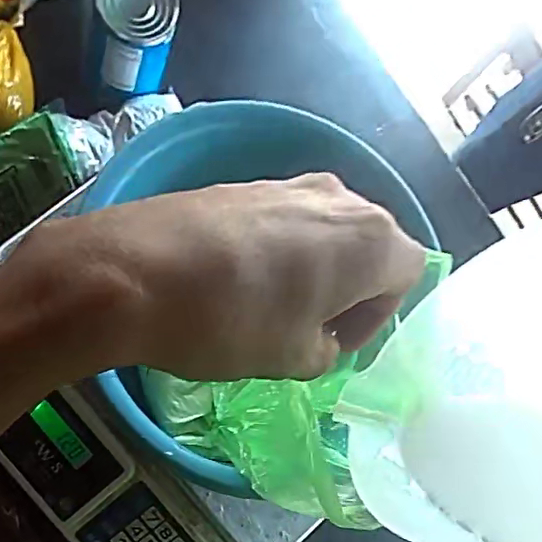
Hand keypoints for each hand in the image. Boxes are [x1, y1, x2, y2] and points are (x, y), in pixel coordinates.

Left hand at [3, 173, 429, 380]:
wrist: (134, 273)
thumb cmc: (228, 322)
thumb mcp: (289, 358)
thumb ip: (324, 351)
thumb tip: (320, 341)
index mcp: (369, 239)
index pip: (406, 275)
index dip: (377, 319)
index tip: (334, 348)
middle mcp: (338, 197)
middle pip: (366, 247)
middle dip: (344, 294)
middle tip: (305, 333)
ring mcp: (283, 184)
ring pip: (319, 234)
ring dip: (306, 275)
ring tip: (263, 313)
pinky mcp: (237, 185)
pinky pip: (276, 225)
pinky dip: (271, 257)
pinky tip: (231, 286)